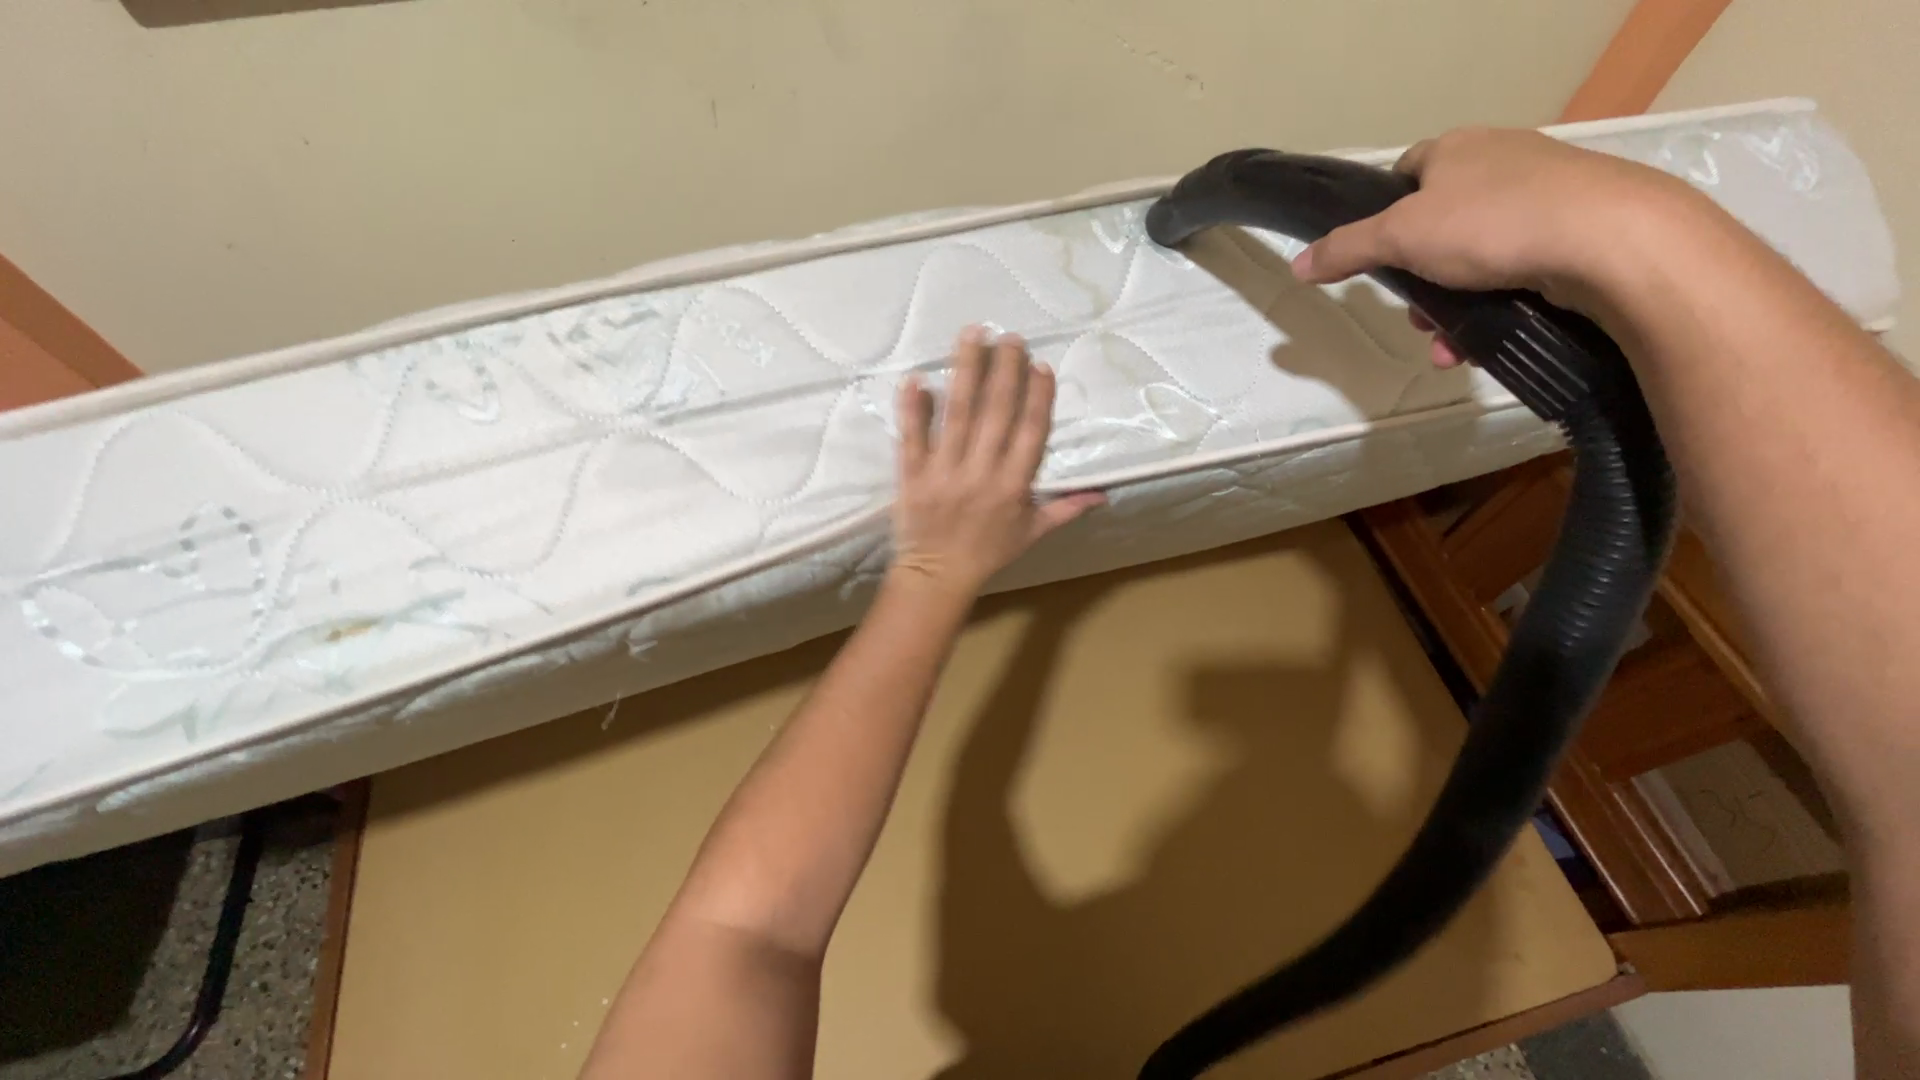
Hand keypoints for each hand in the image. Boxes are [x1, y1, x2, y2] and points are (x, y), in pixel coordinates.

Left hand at [890, 327, 1105, 596]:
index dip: (1038, 398)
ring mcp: (944, 473)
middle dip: (1004, 371)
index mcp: (1014, 486)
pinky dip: (913, 408)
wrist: (937, 577)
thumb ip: (1066, 509)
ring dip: (965, 372)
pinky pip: (912, 438)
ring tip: (972, 335)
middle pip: (995, 413)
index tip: (1041, 366)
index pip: (1030, 433)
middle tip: (1009, 337)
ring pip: (957, 415)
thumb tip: (1104, 494)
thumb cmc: (988, 553)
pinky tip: (916, 378)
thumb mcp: (1032, 533)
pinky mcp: (912, 476)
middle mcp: (981, 474)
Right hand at [1290, 127, 1703, 366]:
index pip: (1405, 173)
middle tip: (1410, 315)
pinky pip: (1513, 274)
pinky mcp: (1575, 232)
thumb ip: (1344, 250)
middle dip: (1416, 280)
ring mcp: (1543, 196)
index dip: (1383, 215)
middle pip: (1436, 227)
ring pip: (1473, 259)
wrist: (1610, 240)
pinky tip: (1476, 347)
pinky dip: (1489, 311)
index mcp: (1457, 148)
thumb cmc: (1490, 223)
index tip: (1375, 257)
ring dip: (1448, 308)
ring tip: (1442, 346)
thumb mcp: (1399, 237)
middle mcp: (1501, 162)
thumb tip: (1296, 265)